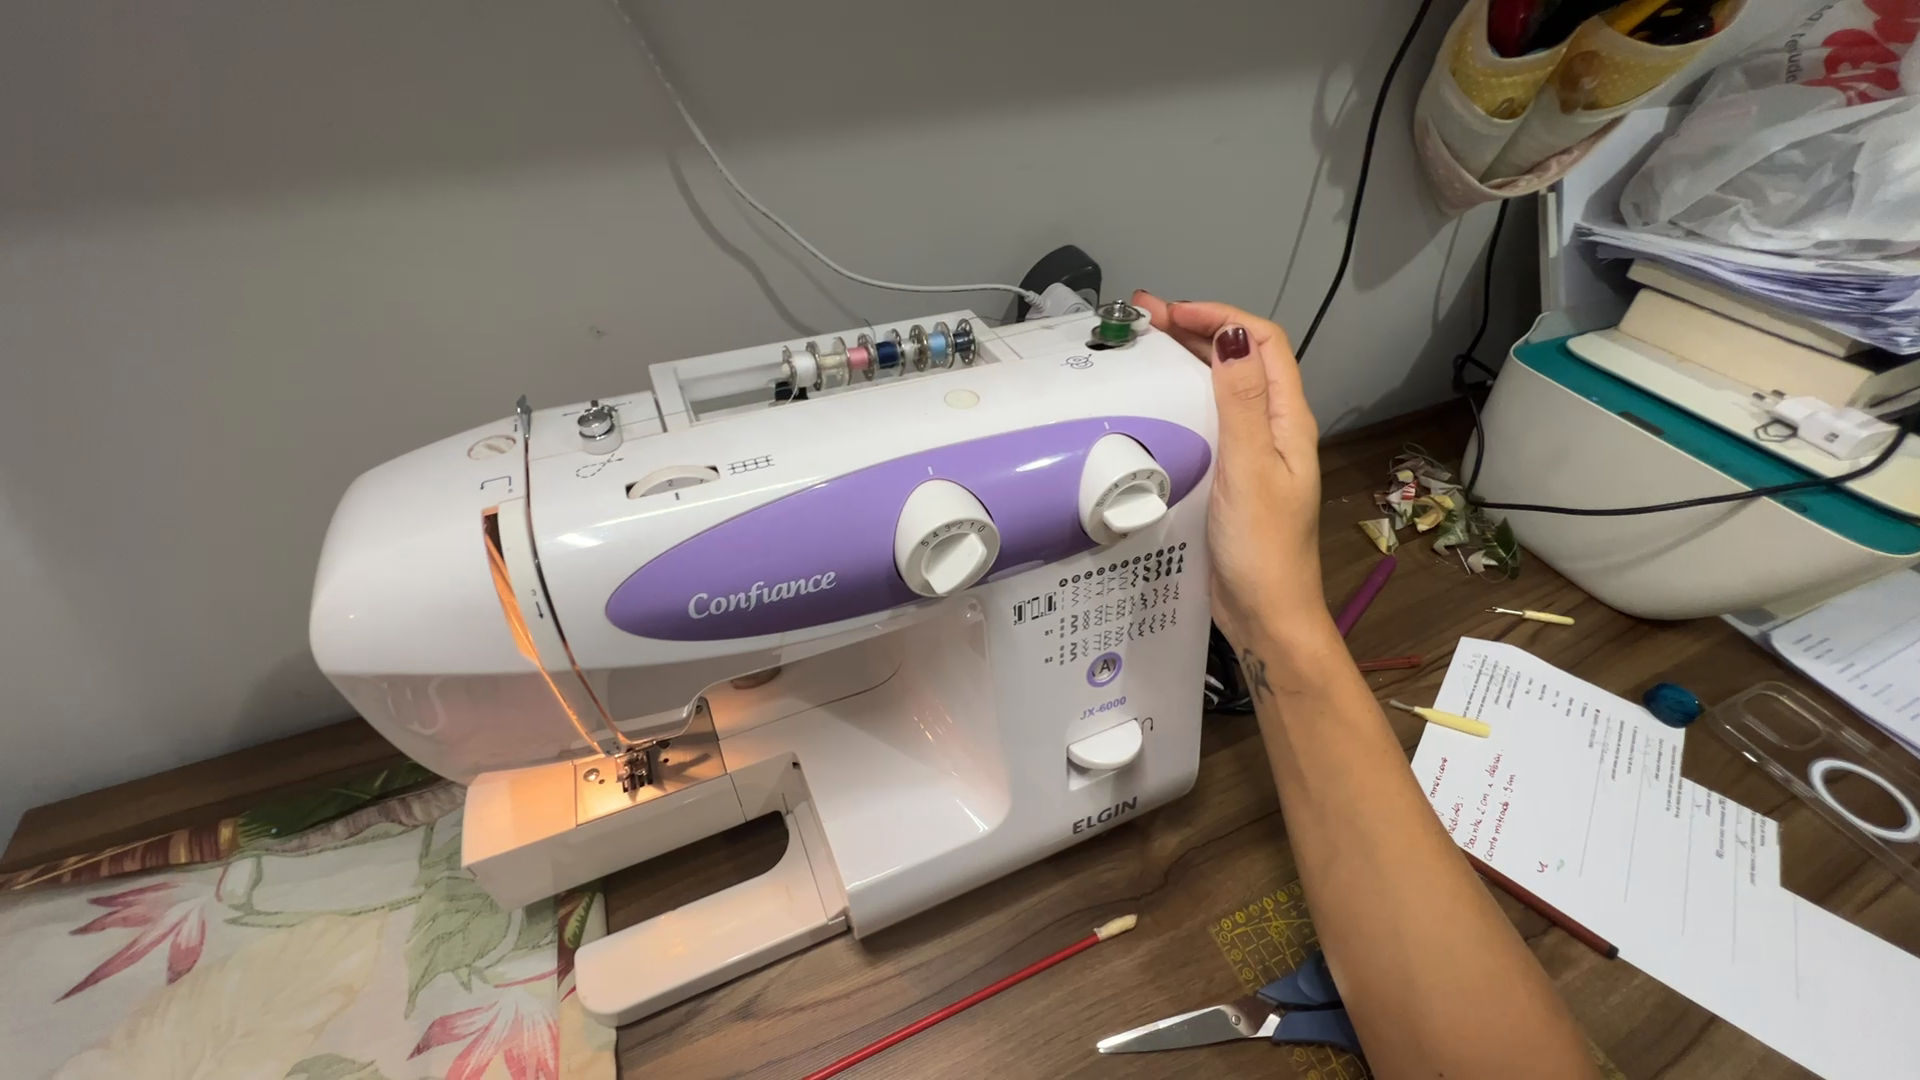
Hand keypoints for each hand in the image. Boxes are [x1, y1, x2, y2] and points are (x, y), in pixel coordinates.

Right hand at [1130, 291, 1327, 650]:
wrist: (1264, 612)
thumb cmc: (1260, 547)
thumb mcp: (1249, 469)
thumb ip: (1240, 402)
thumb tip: (1233, 333)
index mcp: (1286, 419)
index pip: (1261, 342)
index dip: (1219, 315)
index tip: (1170, 311)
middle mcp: (1271, 428)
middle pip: (1240, 359)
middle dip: (1196, 329)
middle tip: (1142, 320)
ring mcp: (1250, 452)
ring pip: (1221, 389)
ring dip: (1187, 360)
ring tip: (1143, 349)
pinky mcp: (1229, 475)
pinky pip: (1207, 421)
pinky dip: (1181, 399)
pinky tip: (1155, 404)